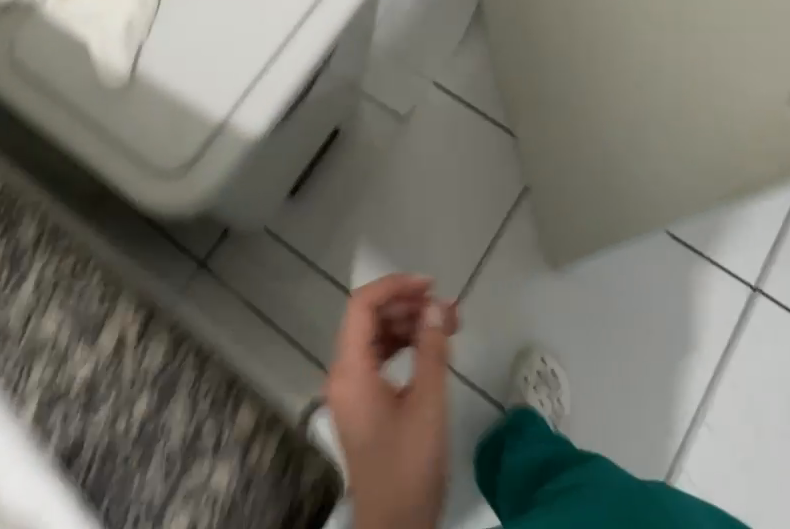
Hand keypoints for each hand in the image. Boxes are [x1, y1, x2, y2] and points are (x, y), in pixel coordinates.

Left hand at [324, 274, 461, 528]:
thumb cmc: (409, 466)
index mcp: (349, 369)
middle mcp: (342, 373)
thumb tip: (438, 306)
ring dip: (408, 326)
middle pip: (368, 320)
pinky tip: (430, 349)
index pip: (362, 306)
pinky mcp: (362, 405)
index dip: (395, 287)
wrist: (393, 527)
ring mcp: (350, 390)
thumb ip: (431, 349)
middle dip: (407, 306)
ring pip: (374, 339)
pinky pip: (378, 361)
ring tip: (447, 324)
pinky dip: (403, 348)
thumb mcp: (427, 404)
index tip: (431, 285)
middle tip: (447, 308)